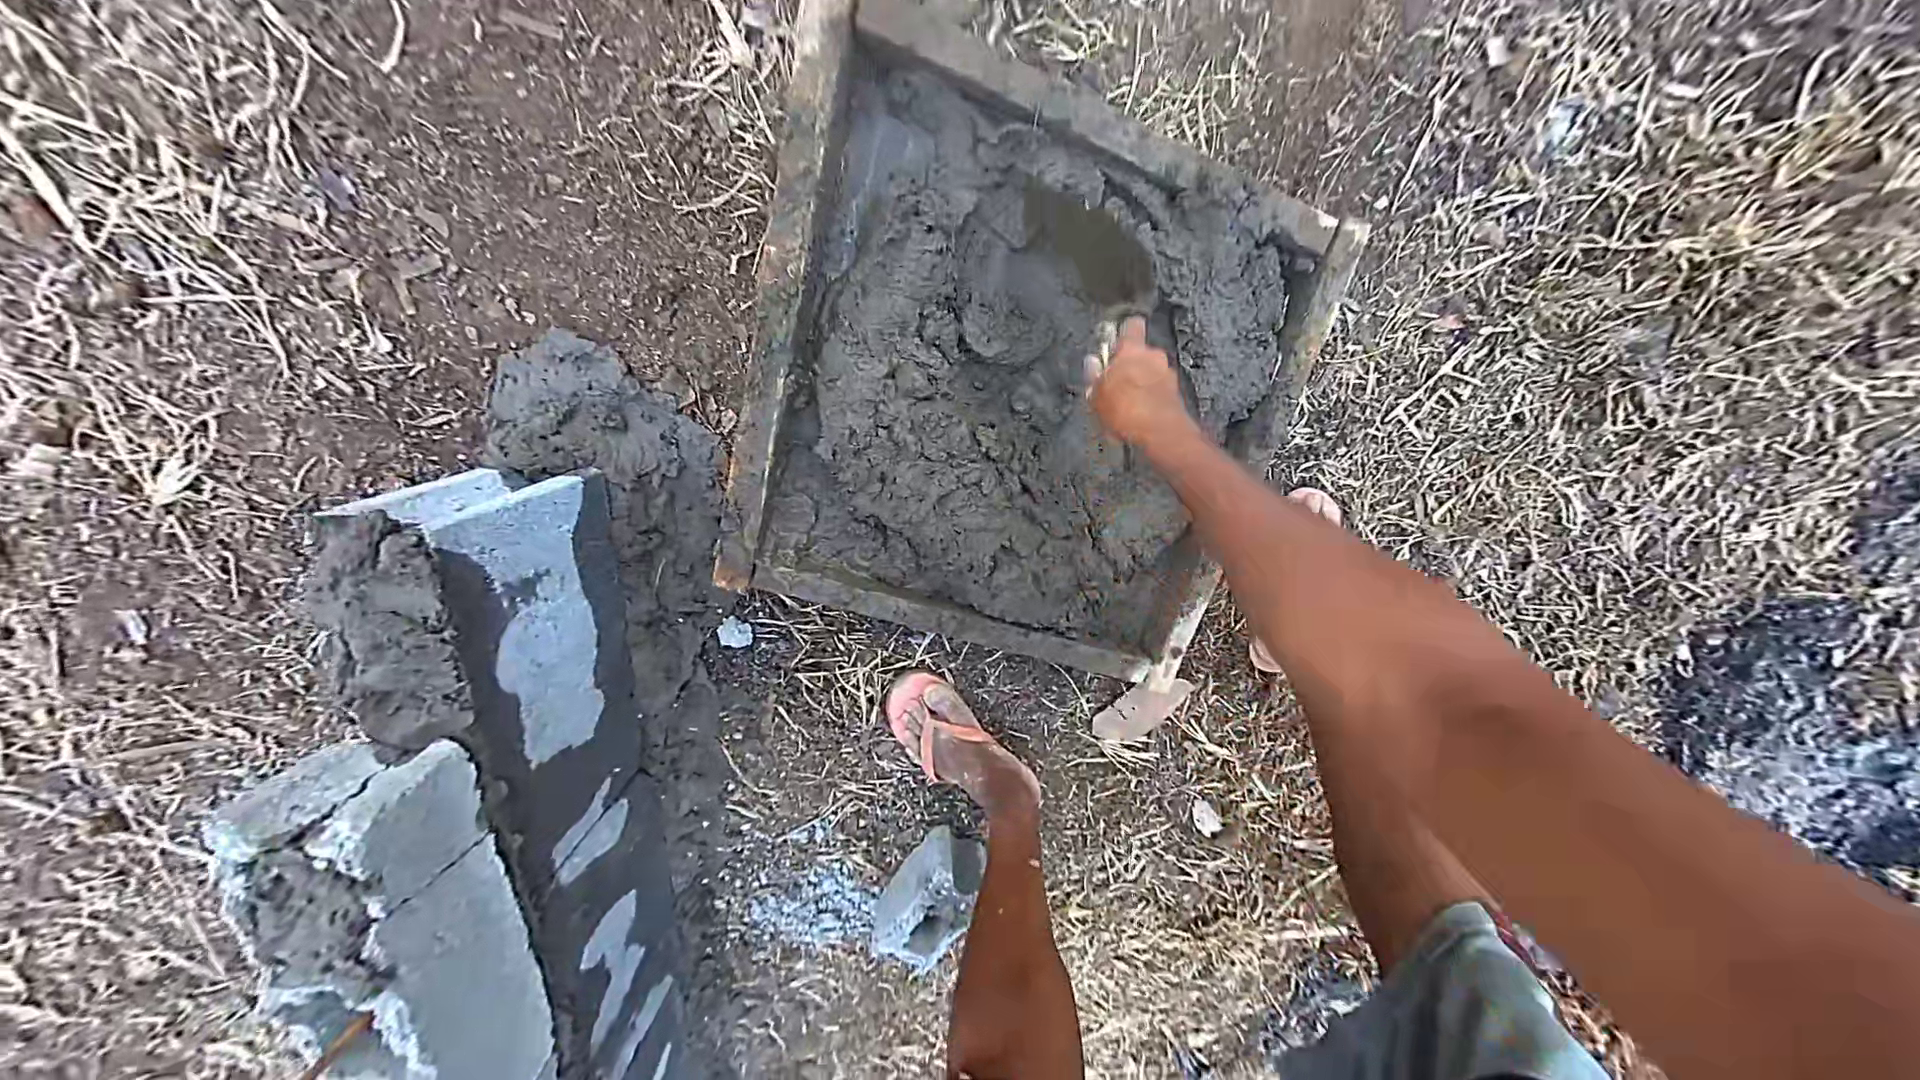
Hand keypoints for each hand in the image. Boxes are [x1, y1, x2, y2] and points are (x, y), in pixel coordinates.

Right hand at [1084, 316, 1195, 448]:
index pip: (1131, 325)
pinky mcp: (1175, 395)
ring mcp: (1168, 374)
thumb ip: (1094, 376)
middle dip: (1128, 367)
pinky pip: (1157, 391)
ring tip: (1123, 407)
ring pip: (1149, 373)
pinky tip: (1136, 417)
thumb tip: (1092, 364)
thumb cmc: (1125, 409)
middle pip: (1139, 354)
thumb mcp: (1096, 395)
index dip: (1122, 334)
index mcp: (1132, 349)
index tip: (1112, 347)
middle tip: (1112, 386)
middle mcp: (1154, 356)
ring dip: (1139, 384)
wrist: (1159, 432)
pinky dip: (1148, 399)